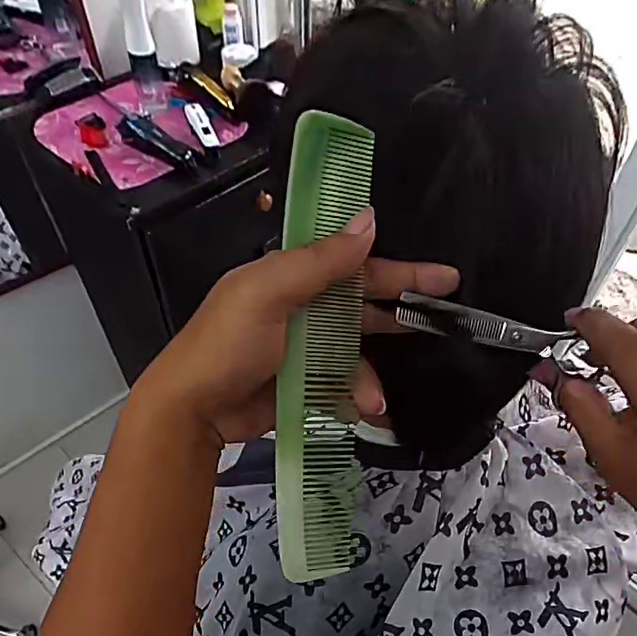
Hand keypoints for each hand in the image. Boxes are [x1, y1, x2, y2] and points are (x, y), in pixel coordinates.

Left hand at [128, 208, 458, 445]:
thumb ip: (319, 262)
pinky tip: (370, 414)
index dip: (399, 270)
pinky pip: (342, 390)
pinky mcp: (303, 388)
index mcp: (292, 278)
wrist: (193, 409)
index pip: (354, 267)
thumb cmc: (225, 344)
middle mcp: (302, 312)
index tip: (443, 277)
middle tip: (443, 326)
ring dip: (369, 378)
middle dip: (399, 319)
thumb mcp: (267, 292)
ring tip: (375, 402)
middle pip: (363, 310)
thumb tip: (368, 221)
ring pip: (356, 357)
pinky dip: (356, 401)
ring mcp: (304, 353)